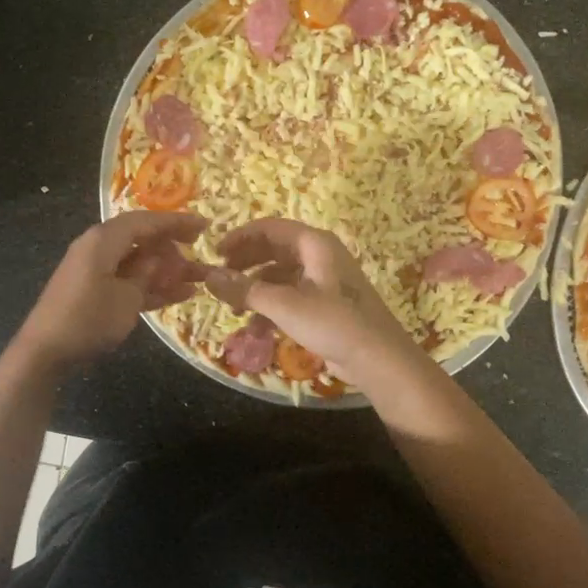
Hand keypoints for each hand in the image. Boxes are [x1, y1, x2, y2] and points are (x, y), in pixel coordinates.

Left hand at [12, 211, 209, 372]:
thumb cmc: (88, 319)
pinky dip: (150, 286)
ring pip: (137, 263)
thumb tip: (160, 259)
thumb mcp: (127, 297)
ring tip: (200, 280)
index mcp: (103, 240)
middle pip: (141, 240)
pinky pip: (127, 281)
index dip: (176, 222)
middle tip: (201, 260)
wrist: (45, 350)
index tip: (205, 226)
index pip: (145, 221)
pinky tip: (179, 295)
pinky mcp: (92, 292)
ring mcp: (94, 271)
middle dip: (173, 250)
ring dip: (166, 271)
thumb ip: (148, 274)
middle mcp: (97, 249)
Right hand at [203, 218, 416, 381]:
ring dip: (254, 291)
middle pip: (272, 250)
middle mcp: (319, 256)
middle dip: (244, 266)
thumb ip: (244, 290)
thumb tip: (208, 277)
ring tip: (233, 311)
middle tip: (220, 282)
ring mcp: (323, 280)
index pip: (268, 228)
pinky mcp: (325, 304)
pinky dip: (270, 308)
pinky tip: (256, 330)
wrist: (379, 359)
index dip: (238, 238)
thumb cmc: (334, 323)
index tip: (213, 255)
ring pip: (279, 276)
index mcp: (314, 244)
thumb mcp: (284, 305)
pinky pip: (289, 296)